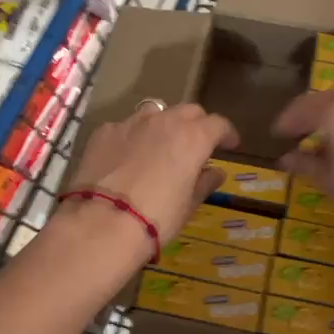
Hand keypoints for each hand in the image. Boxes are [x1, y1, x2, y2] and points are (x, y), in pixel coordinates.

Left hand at [60, 101, 238, 249]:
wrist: (103, 223)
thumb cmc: (156, 218)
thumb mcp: (188, 205)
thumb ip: (204, 183)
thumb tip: (216, 172)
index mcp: (193, 137)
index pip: (218, 124)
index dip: (227, 133)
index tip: (230, 145)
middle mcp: (165, 121)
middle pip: (188, 111)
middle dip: (197, 124)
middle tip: (196, 144)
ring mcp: (132, 122)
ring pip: (156, 112)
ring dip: (164, 124)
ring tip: (160, 144)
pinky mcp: (105, 131)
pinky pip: (125, 126)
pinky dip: (132, 136)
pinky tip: (126, 156)